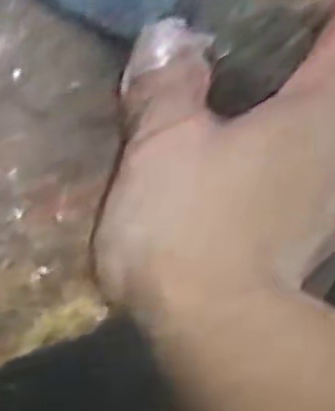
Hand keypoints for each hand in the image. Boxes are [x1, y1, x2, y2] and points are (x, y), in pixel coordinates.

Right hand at [94, 19, 334, 336]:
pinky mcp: (316, 214)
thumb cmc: (186, 224)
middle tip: (216, 68)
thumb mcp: (159, 153)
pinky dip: (269, 154)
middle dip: (280, 61)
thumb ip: (166, 92)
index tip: (243, 22)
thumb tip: (164, 34)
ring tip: (215, 119)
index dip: (295, 11)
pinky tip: (225, 170)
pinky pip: (300, 163)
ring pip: (310, 122)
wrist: (210, 313)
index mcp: (332, 94)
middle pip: (326, 73)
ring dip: (272, 112)